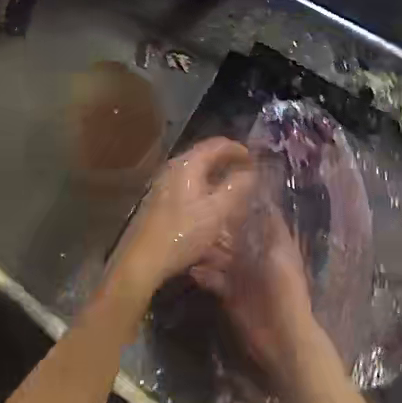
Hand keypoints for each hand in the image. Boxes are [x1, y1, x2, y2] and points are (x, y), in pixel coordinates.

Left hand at [111, 139, 256, 294]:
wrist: (146, 257)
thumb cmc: (184, 232)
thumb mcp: (216, 212)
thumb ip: (235, 188)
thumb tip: (251, 171)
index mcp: (187, 165)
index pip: (215, 145)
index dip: (237, 148)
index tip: (255, 159)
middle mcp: (174, 167)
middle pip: (205, 155)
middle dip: (227, 161)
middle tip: (248, 172)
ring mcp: (166, 182)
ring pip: (196, 170)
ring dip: (216, 174)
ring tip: (235, 186)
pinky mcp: (162, 198)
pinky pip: (189, 183)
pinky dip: (205, 186)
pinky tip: (214, 202)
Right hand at [191, 206, 326, 383]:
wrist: (282, 336)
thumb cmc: (284, 289)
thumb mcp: (280, 252)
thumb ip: (270, 228)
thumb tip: (264, 198)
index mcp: (271, 244)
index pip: (254, 218)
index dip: (239, 204)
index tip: (216, 186)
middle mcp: (254, 255)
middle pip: (231, 235)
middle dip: (214, 226)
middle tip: (191, 213)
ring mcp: (240, 274)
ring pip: (218, 255)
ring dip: (204, 250)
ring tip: (186, 240)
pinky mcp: (228, 292)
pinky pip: (211, 277)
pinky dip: (202, 273)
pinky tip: (191, 268)